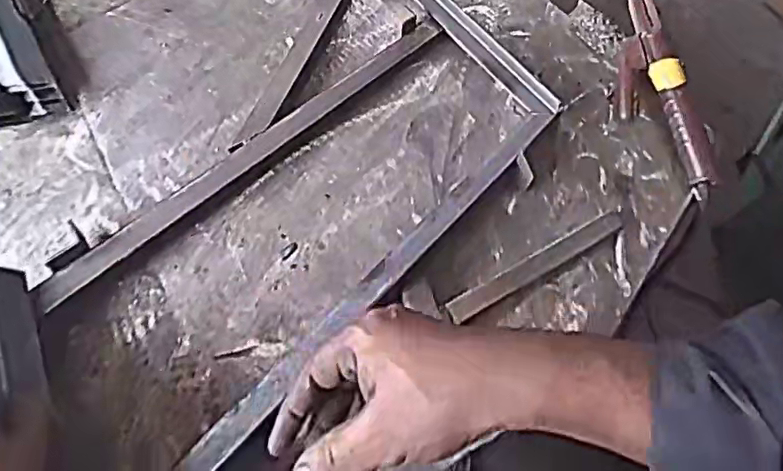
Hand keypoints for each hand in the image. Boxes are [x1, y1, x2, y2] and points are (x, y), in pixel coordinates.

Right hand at [267, 307, 652, 470]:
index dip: (292, 415)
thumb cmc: (448, 395)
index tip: (282, 444)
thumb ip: (333, 455)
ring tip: (339, 451)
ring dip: (347, 415)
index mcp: (361, 334)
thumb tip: (307, 465)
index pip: (310, 375)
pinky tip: (374, 433)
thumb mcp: (378, 439)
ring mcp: (403, 333)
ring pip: (360, 377)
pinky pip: (383, 376)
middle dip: (321, 419)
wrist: (500, 380)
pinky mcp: (423, 347)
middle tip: (309, 453)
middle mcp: (379, 325)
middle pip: (335, 374)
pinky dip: (371, 406)